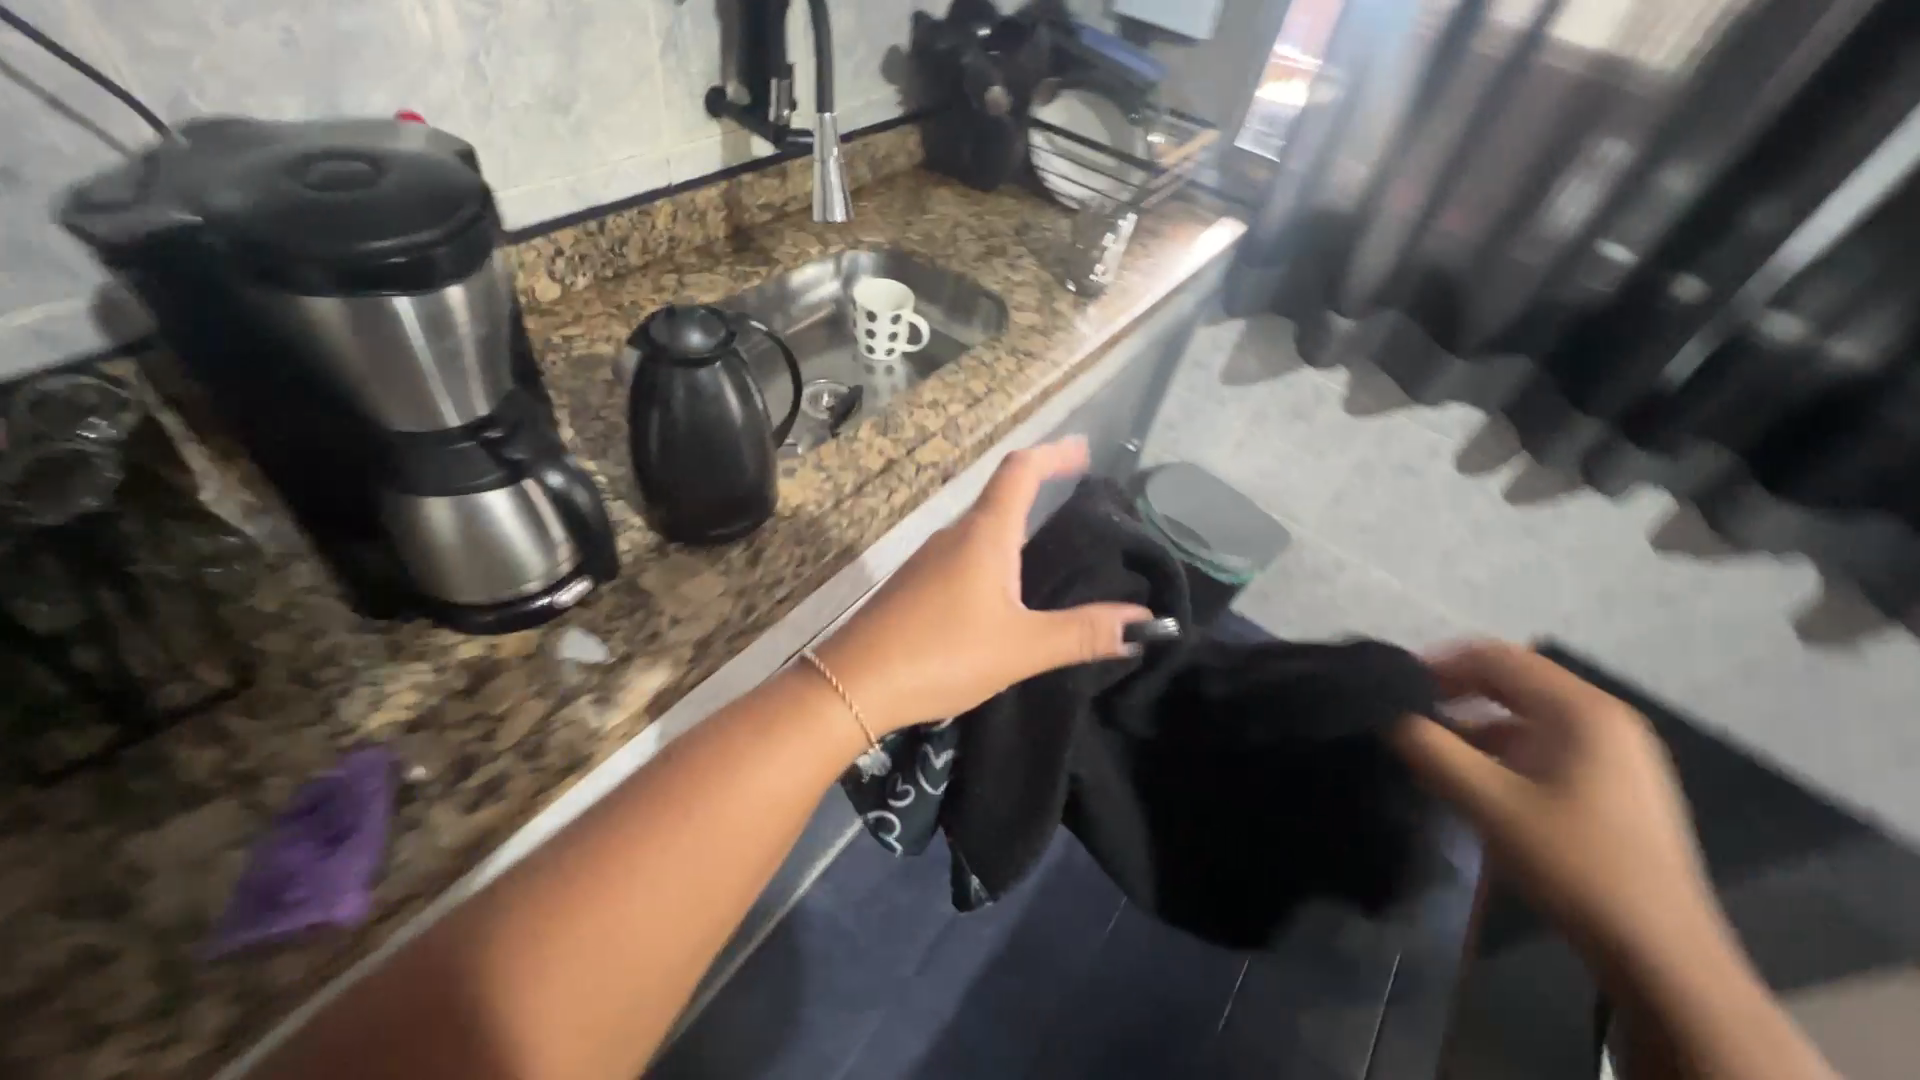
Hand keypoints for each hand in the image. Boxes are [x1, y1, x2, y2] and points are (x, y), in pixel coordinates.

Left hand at [814, 437, 1152, 734]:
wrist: (851, 685)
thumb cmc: (941, 655)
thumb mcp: (1022, 647)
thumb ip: (1084, 633)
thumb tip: (1150, 622)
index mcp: (984, 535)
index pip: (1021, 472)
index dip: (1054, 454)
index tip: (1084, 450)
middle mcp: (953, 537)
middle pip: (1000, 499)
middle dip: (1040, 494)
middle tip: (1079, 507)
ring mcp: (926, 562)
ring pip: (980, 534)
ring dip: (1015, 532)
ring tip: (1050, 556)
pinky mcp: (912, 589)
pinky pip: (962, 560)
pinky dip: (991, 562)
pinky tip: (1002, 599)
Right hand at [1390, 642, 1722, 959]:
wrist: (1660, 951)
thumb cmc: (1573, 864)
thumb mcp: (1489, 804)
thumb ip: (1432, 751)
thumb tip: (1386, 715)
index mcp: (1582, 710)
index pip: (1497, 657)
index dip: (1438, 664)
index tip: (1392, 688)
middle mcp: (1604, 717)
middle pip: (1515, 680)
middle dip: (1455, 691)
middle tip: (1406, 715)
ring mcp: (1616, 751)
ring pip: (1529, 714)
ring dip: (1476, 722)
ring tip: (1431, 750)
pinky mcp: (1616, 782)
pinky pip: (1547, 743)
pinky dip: (1504, 748)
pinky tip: (1474, 780)